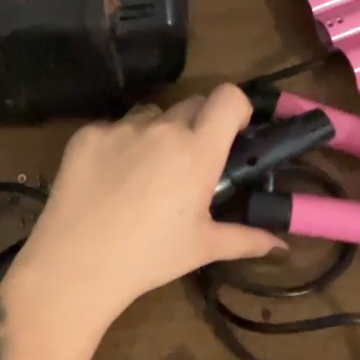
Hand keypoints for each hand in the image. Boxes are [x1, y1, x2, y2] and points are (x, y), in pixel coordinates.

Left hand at [0, 84, 283, 334]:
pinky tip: (107, 179)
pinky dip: (116, 145)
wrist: (77, 262)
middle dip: (195, 126)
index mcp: (197, 151)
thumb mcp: (203, 247)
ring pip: (148, 115)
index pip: (227, 98)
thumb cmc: (149, 256)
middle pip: (190, 104)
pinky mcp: (86, 134)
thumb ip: (246, 238)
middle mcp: (161, 129)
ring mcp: (120, 127)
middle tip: (187, 162)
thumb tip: (281, 246)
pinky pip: (111, 128)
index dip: (234, 108)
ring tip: (143, 174)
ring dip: (154, 133)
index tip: (232, 130)